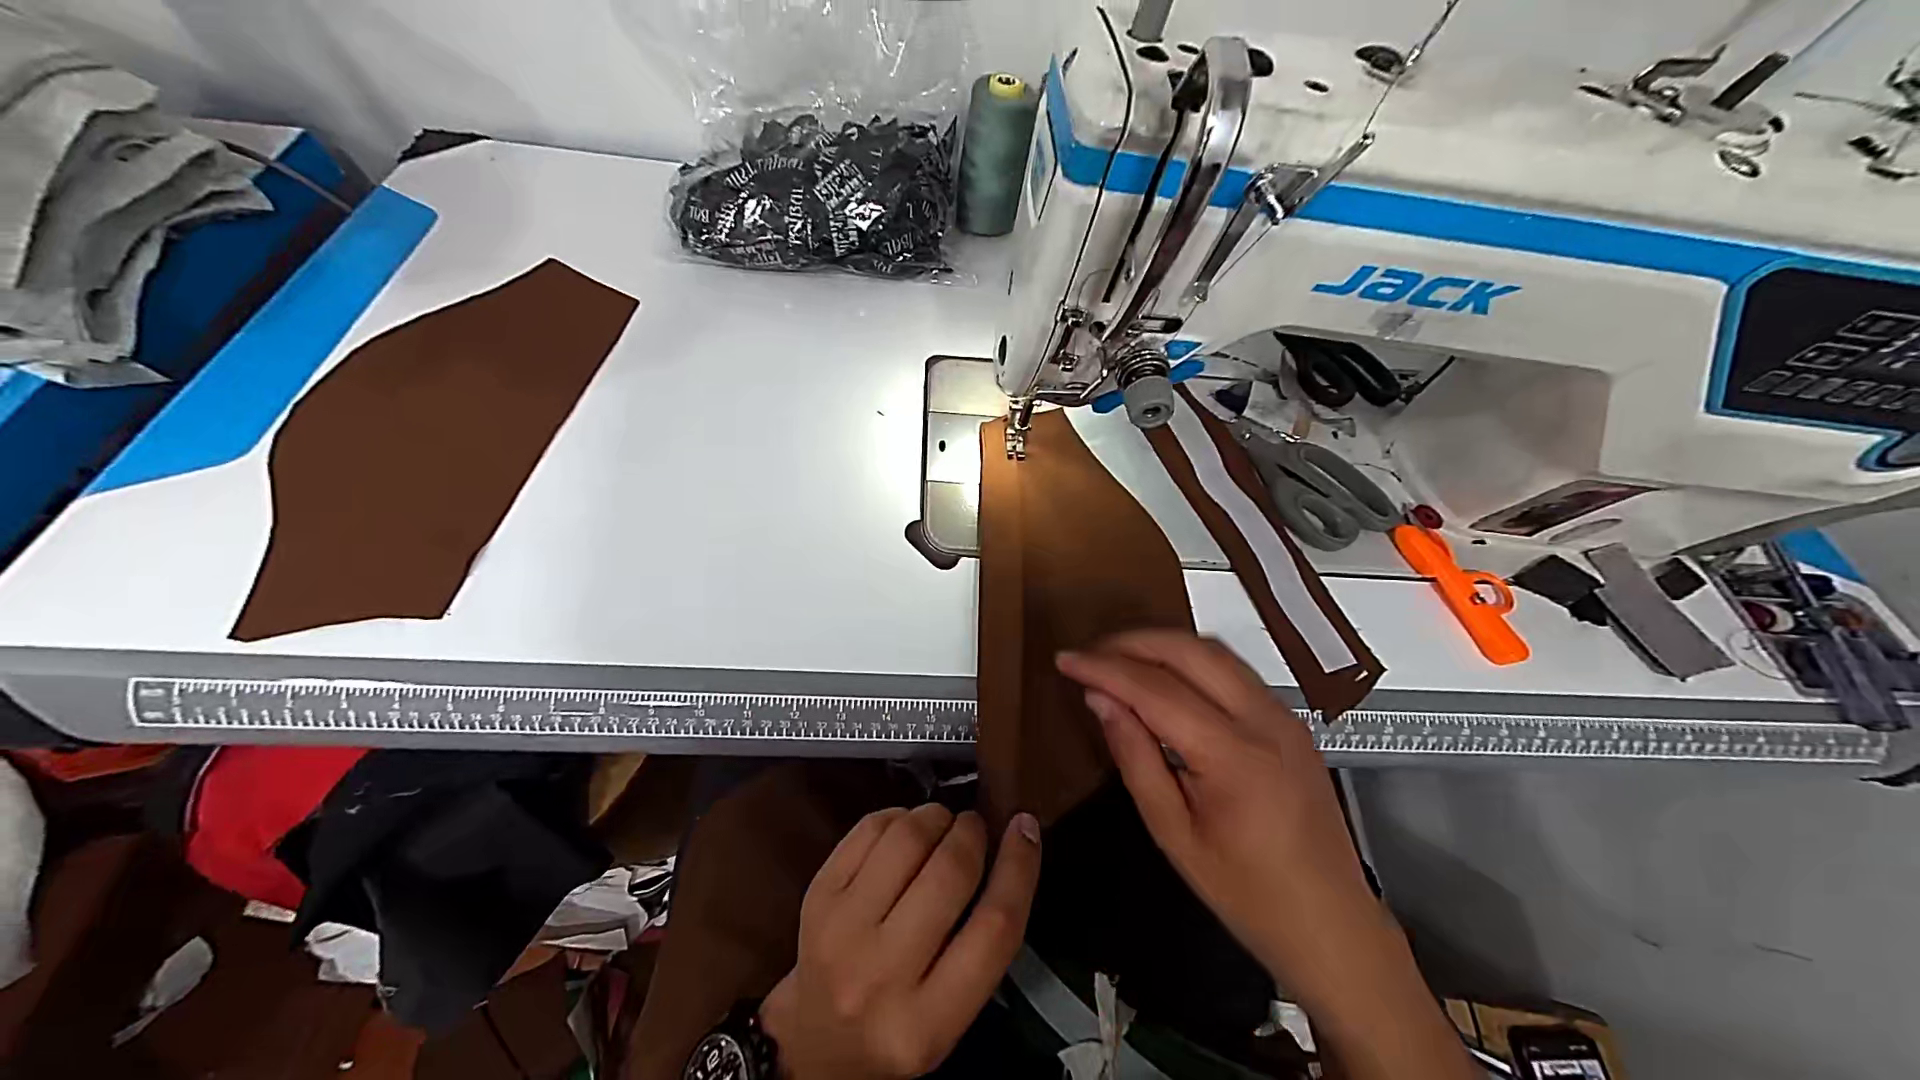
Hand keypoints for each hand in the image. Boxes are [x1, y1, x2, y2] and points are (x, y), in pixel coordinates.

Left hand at [759, 804, 1041, 1079]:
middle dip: (972, 832)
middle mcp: (881, 977)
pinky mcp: (817, 896)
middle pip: (950, 873)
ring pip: (906, 839)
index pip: (994, 927)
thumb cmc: (896, 1024)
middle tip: (975, 828)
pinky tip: (904, 830)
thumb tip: (1013, 841)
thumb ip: (983, 941)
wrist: (814, 1043)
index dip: (1019, 867)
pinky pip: (868, 829)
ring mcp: (841, 932)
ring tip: (942, 824)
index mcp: (928, 1024)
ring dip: (935, 816)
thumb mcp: (950, 1011)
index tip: (1026, 828)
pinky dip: (897, 816)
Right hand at [1055, 631, 1373, 981]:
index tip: (1066, 661)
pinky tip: (1164, 679)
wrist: (1332, 925)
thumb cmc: (1249, 894)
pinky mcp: (1291, 722)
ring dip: (1162, 645)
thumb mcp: (1174, 833)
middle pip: (1189, 650)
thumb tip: (1101, 700)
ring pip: (1215, 652)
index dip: (1104, 668)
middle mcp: (1266, 722)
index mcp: (1235, 757)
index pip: (1155, 688)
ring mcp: (1285, 717)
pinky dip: (1190, 662)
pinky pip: (1234, 671)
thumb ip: (1135, 757)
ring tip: (1118, 661)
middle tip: (1089, 655)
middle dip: (1131, 642)